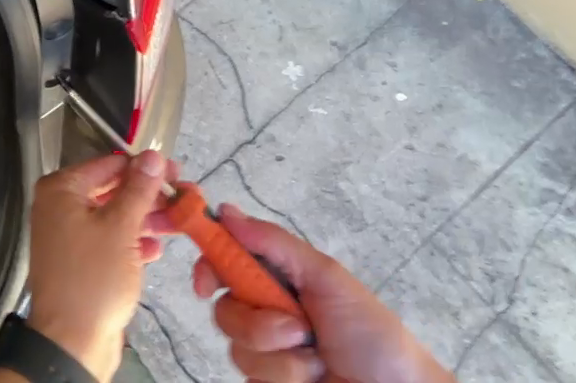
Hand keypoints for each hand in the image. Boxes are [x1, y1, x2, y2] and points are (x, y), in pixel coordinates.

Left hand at [21, 150, 176, 380]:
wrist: (71, 342)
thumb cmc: (92, 278)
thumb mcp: (121, 228)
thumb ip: (138, 190)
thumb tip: (153, 156)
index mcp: (61, 189)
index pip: (108, 165)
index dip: (145, 168)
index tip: (176, 171)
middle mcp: (60, 205)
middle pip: (112, 190)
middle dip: (149, 197)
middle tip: (184, 199)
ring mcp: (69, 233)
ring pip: (114, 216)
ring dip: (146, 220)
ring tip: (179, 224)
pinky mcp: (81, 259)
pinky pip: (109, 240)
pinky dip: (132, 242)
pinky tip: (156, 249)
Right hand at [194, 206, 451, 382]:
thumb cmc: (369, 331)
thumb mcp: (325, 276)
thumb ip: (273, 242)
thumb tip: (224, 211)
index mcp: (272, 277)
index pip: (221, 262)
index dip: (206, 268)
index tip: (206, 286)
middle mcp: (263, 311)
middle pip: (223, 310)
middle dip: (258, 324)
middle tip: (297, 328)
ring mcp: (266, 352)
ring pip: (237, 349)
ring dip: (280, 356)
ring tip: (316, 360)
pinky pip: (253, 379)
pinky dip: (286, 379)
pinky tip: (313, 379)